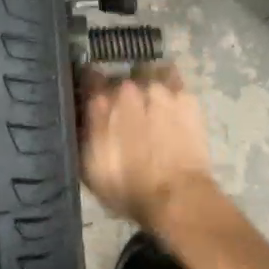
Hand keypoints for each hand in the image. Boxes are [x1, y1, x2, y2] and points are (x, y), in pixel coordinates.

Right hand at [79, 62, 216, 230]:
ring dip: (145, 81)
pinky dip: (168, 81)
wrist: (177, 198)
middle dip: (120, 88)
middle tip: (124, 108)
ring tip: (149, 99)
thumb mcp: (89, 167)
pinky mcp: (185, 96)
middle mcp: (126, 87)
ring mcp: (158, 88)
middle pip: (119, 75)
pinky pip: (172, 76)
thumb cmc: (127, 188)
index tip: (92, 93)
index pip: (88, 75)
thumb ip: (84, 131)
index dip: (90, 84)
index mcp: (99, 102)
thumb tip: (82, 110)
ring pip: (147, 71)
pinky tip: (169, 95)